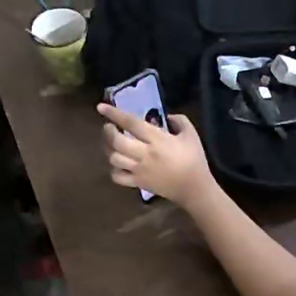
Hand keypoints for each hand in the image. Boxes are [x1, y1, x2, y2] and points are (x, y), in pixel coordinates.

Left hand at [99, 105, 214, 205]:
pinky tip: (119, 164)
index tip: (101, 107)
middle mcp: (145, 154)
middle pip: (117, 142)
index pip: (131, 123)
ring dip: (109, 149)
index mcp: (157, 140)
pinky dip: (114, 169)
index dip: (114, 114)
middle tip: (109, 127)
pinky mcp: (138, 183)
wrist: (194, 188)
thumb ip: (180, 120)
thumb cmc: (194, 159)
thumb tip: (167, 116)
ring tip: (112, 144)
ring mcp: (139, 170)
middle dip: (109, 132)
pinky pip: (118, 177)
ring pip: (114, 159)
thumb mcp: (191, 134)